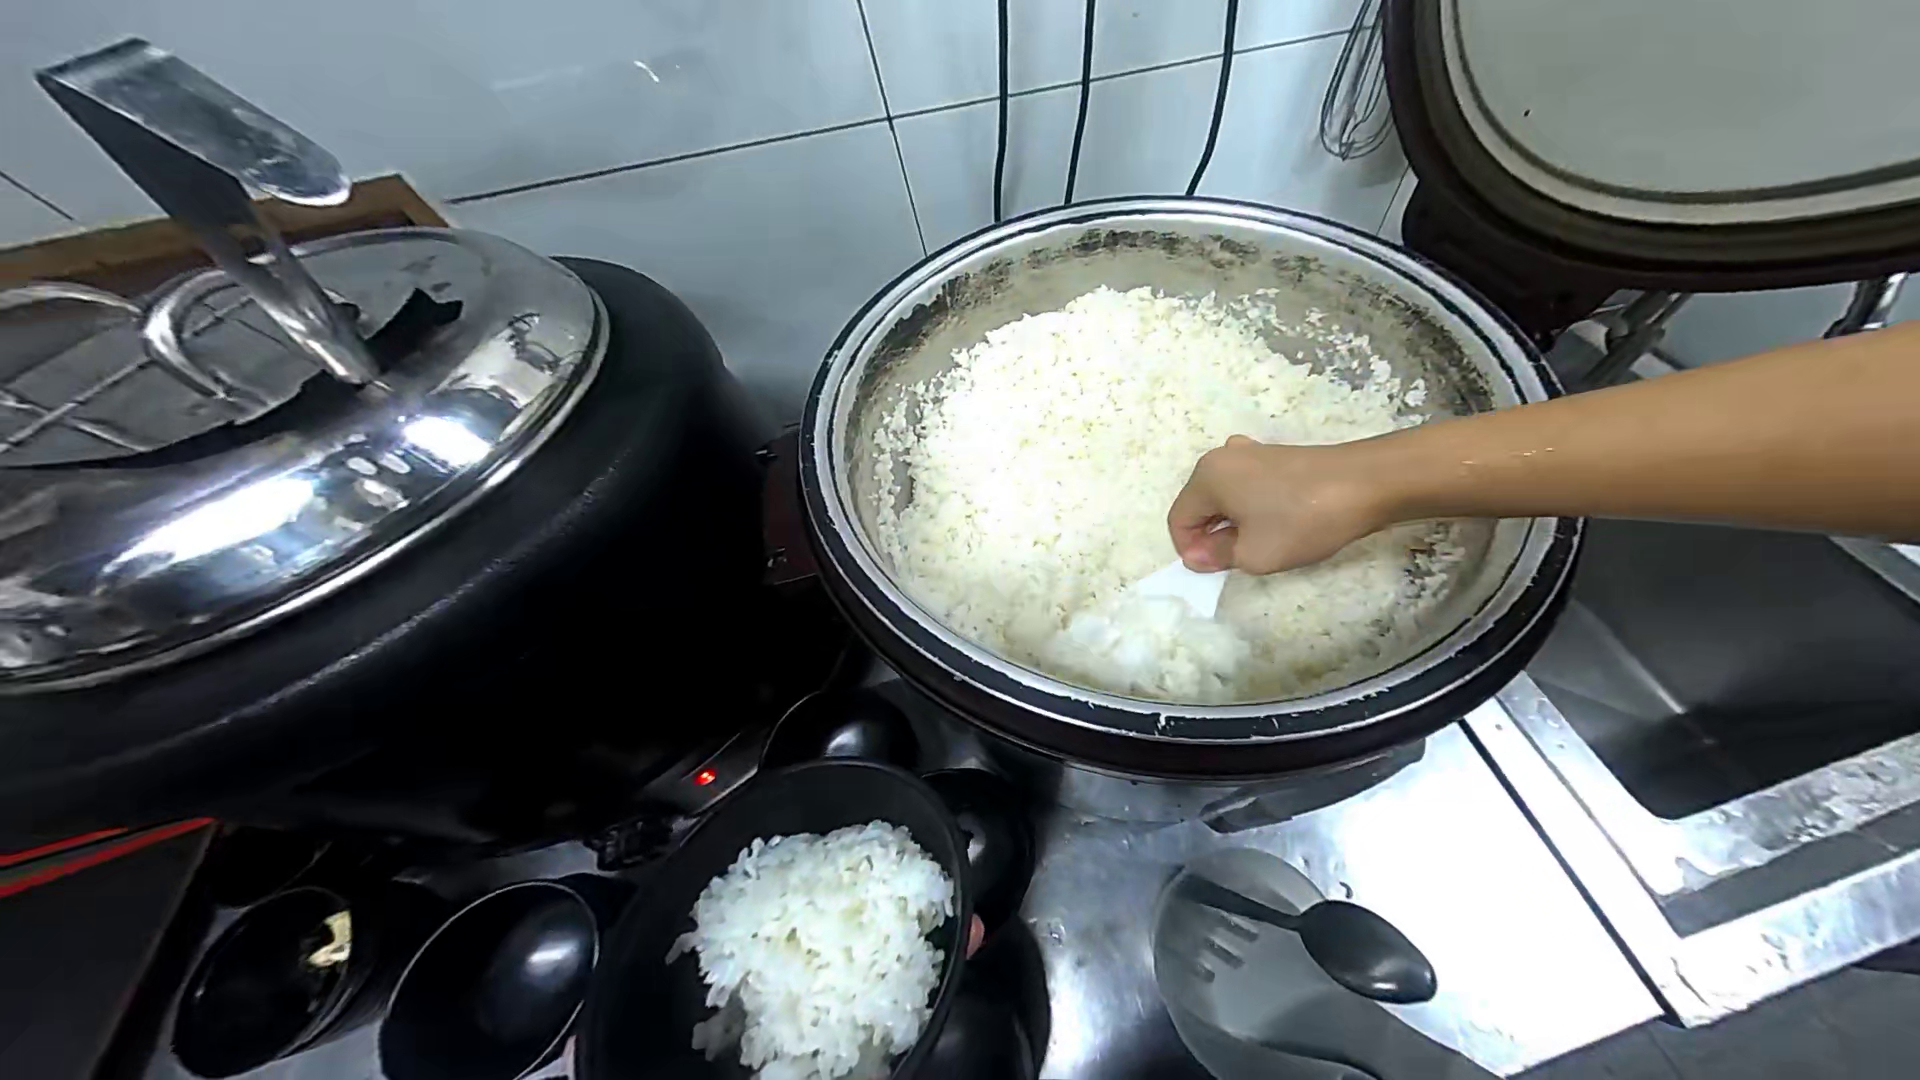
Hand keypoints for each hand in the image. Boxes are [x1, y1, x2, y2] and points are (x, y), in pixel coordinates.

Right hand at [1167, 436, 1389, 573]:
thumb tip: (1197, 556)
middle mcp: (1220, 458)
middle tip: (1241, 558)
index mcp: (1206, 477)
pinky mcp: (1273, 454)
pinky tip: (1275, 519)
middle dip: (1211, 536)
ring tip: (1261, 541)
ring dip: (1231, 522)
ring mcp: (1248, 452)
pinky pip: (1244, 485)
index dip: (1190, 550)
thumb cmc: (1303, 520)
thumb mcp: (1254, 554)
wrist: (1370, 482)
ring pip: (1222, 497)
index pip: (1178, 520)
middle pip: (1198, 506)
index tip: (1217, 569)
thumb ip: (1216, 557)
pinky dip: (1249, 505)